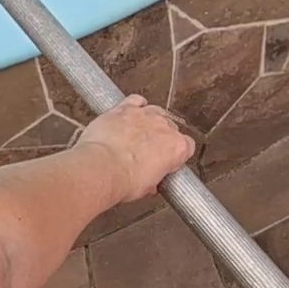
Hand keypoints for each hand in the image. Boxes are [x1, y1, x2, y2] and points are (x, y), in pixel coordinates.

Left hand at [74, 96, 195, 204]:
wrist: (101, 168)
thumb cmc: (124, 180)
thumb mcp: (146, 187)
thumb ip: (153, 178)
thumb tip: (149, 181)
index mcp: (177, 147)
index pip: (186, 146)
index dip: (175, 154)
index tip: (166, 161)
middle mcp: (165, 126)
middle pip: (170, 127)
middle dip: (160, 137)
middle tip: (146, 151)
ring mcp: (144, 114)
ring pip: (154, 111)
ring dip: (148, 121)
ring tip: (136, 133)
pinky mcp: (123, 108)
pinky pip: (134, 100)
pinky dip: (133, 105)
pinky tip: (128, 113)